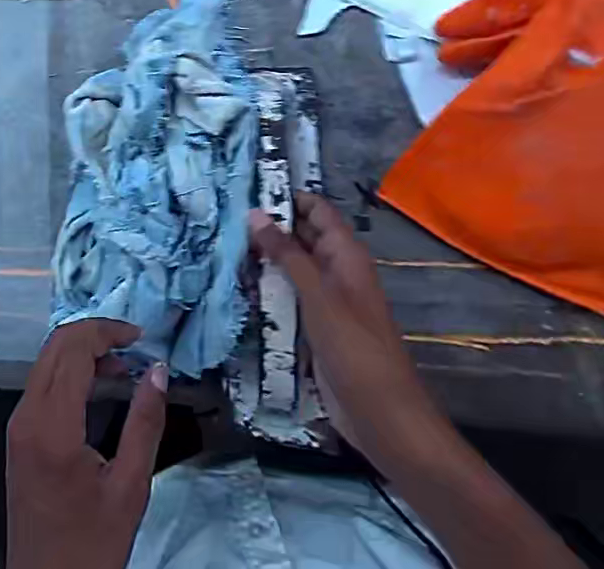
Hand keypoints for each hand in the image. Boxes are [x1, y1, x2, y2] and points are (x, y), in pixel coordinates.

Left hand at [6, 319, 168, 568]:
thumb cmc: (90, 547)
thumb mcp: (129, 488)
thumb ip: (145, 423)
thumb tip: (157, 372)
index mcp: (51, 425)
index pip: (72, 349)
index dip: (105, 332)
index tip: (138, 336)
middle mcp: (26, 414)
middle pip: (55, 346)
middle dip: (94, 334)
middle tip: (132, 344)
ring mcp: (17, 423)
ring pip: (46, 361)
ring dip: (81, 351)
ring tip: (123, 365)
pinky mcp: (18, 433)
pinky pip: (42, 383)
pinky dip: (69, 371)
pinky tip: (99, 386)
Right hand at [252, 194, 588, 568]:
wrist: (384, 419)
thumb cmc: (356, 350)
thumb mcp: (319, 296)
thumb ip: (287, 254)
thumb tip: (255, 213)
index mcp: (346, 256)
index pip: (316, 210)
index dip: (287, 195)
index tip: (245, 186)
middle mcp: (336, 272)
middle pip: (300, 236)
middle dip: (266, 226)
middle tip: (221, 216)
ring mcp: (324, 300)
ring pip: (288, 267)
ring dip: (261, 259)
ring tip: (219, 246)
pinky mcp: (313, 326)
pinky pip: (285, 296)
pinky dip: (264, 289)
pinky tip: (235, 287)